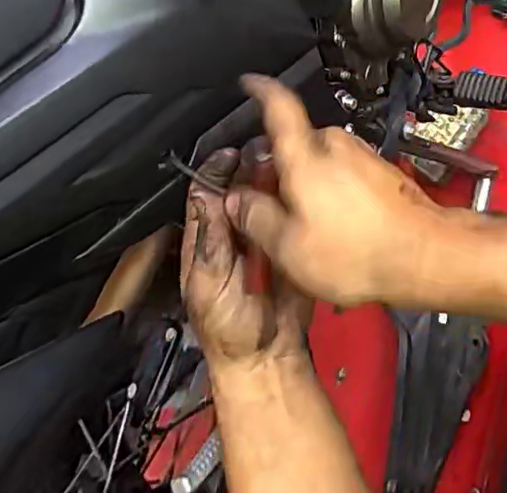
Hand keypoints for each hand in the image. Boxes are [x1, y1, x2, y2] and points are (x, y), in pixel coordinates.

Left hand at [180, 147, 310, 368]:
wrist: (270, 355)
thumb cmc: (229, 332)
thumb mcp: (209, 288)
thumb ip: (210, 245)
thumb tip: (205, 198)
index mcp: (206, 240)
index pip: (206, 193)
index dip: (216, 170)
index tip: (231, 153)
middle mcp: (236, 231)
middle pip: (241, 186)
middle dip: (250, 165)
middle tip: (264, 150)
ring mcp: (265, 234)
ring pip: (268, 194)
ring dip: (275, 176)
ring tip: (283, 161)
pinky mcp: (291, 239)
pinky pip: (293, 211)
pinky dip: (297, 195)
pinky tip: (302, 183)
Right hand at [228, 75, 457, 307]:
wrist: (421, 253)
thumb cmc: (358, 250)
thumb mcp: (288, 246)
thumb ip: (256, 217)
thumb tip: (237, 201)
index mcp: (307, 156)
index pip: (280, 106)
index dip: (262, 90)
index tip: (250, 83)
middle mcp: (336, 145)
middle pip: (296, 144)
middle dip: (281, 170)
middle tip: (272, 208)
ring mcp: (361, 155)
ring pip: (321, 162)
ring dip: (310, 186)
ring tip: (310, 230)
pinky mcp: (379, 169)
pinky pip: (344, 173)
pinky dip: (334, 193)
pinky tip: (338, 228)